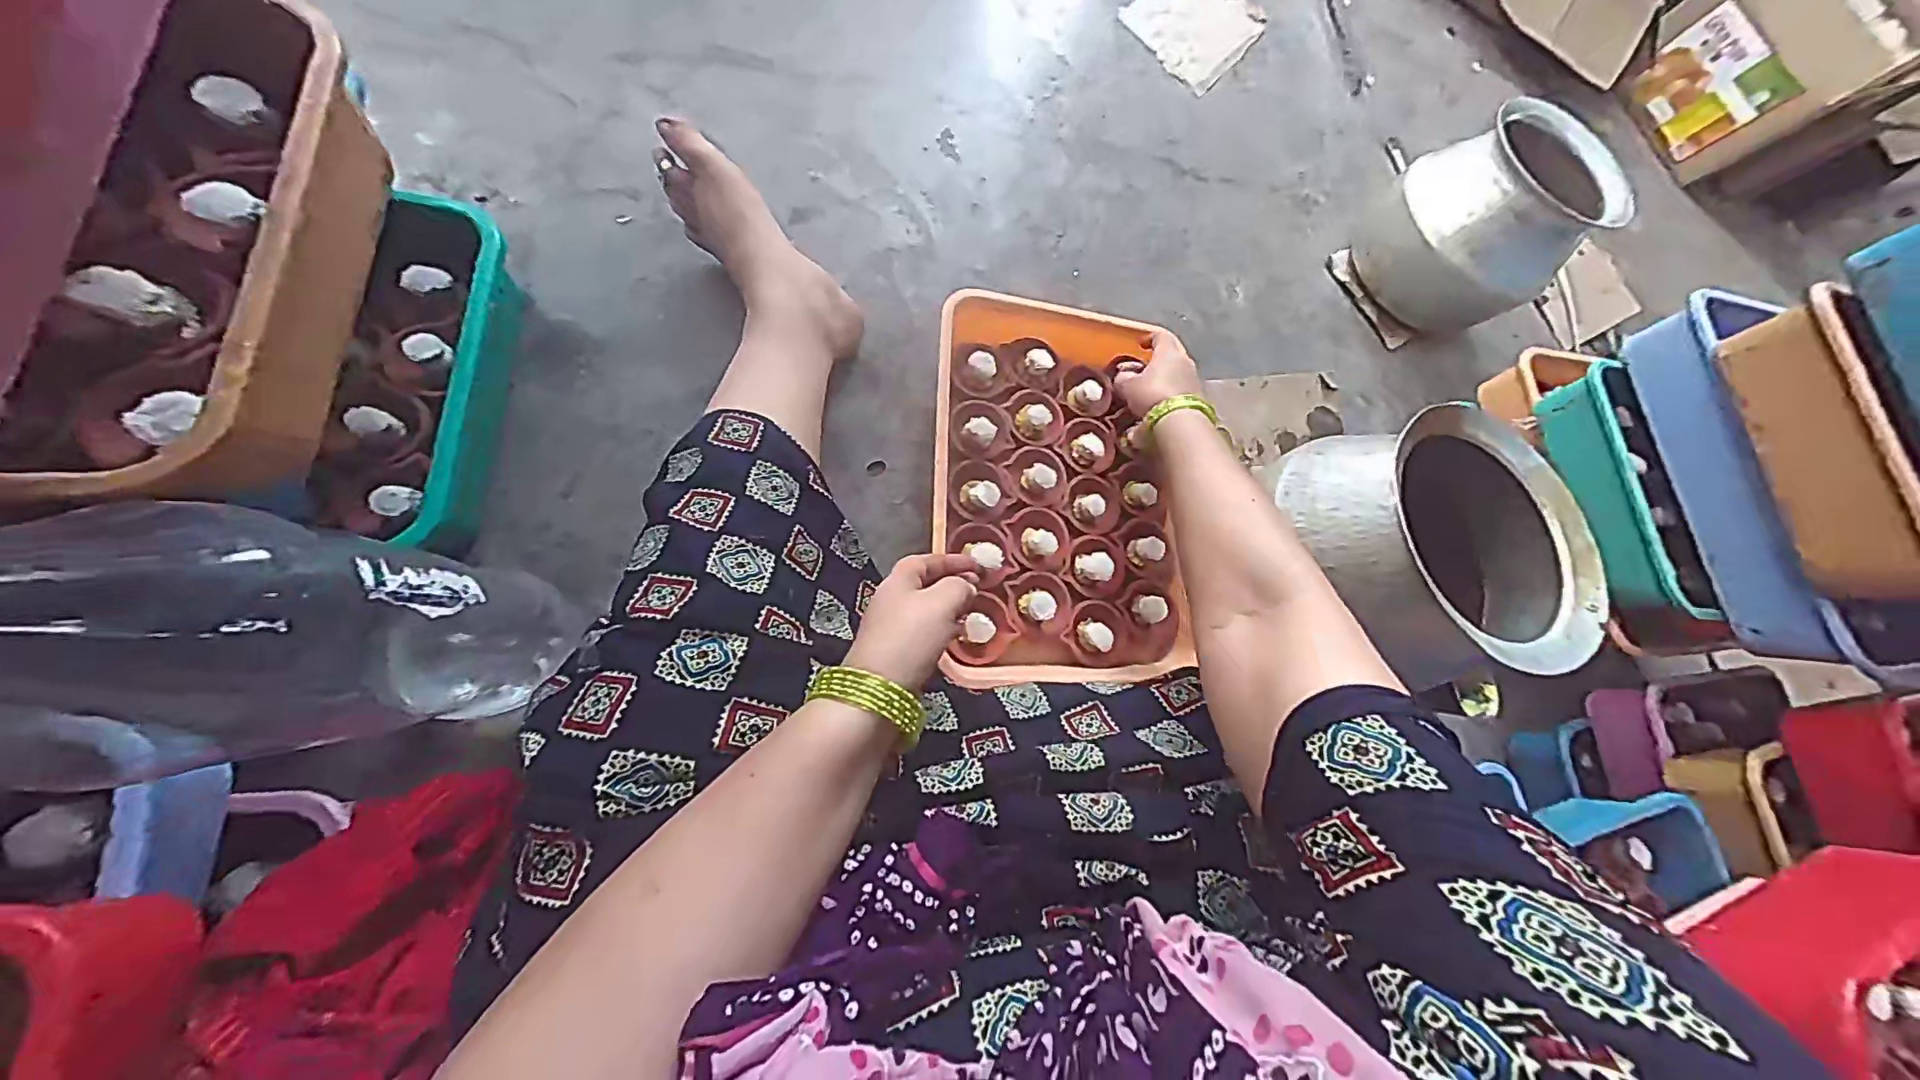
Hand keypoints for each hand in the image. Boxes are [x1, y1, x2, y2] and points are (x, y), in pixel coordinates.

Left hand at [844, 553, 979, 689]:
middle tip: (977, 590)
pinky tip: (954, 638)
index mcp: (899, 580)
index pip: (928, 560)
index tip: (979, 567)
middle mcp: (891, 598)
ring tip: (971, 614)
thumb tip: (966, 587)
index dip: (955, 560)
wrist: (879, 687)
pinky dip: (942, 628)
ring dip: (950, 608)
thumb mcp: (942, 602)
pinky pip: (923, 630)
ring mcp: (891, 624)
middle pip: (926, 583)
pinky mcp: (895, 648)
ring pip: (926, 608)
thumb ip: (959, 587)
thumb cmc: (911, 637)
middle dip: (953, 584)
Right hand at [1113, 330, 1204, 417]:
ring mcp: (1194, 381)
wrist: (1180, 422)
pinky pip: (1179, 392)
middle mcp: (1186, 362)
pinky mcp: (1198, 400)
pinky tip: (1156, 406)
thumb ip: (1123, 378)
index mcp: (1169, 352)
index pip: (1161, 336)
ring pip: (1176, 375)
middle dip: (1156, 362)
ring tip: (1147, 392)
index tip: (1140, 343)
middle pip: (1171, 356)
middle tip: (1142, 369)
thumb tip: (1123, 376)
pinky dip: (1168, 396)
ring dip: (1163, 381)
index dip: (1149, 337)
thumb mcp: (1128, 386)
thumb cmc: (1152, 395)